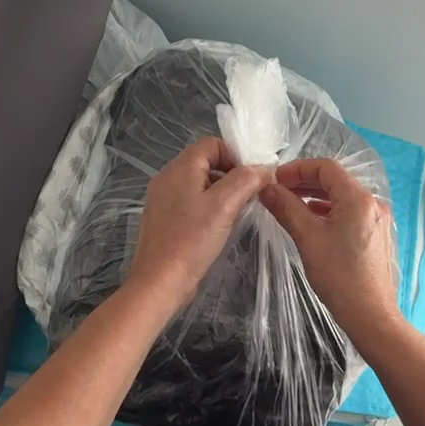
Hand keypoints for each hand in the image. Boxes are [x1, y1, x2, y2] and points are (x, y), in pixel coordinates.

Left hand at [126, 138, 265, 311]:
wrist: (160, 281)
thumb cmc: (192, 240)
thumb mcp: (224, 205)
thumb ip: (246, 180)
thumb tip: (264, 169)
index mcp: (180, 168)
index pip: (212, 144)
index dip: (237, 155)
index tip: (254, 178)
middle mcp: (168, 178)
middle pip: (206, 163)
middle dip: (232, 175)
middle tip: (250, 197)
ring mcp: (163, 200)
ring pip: (200, 184)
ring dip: (222, 194)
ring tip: (238, 213)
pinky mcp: (165, 220)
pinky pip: (191, 203)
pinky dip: (209, 208)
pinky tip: (220, 227)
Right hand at [258, 157, 402, 339]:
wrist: (370, 314)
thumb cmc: (339, 277)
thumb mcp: (308, 238)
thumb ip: (286, 208)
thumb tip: (267, 189)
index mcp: (359, 199)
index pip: (326, 167)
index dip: (297, 168)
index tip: (275, 179)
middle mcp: (373, 204)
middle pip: (335, 181)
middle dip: (304, 182)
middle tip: (278, 190)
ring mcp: (377, 220)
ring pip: (342, 198)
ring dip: (315, 197)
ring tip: (289, 204)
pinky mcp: (376, 236)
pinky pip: (349, 213)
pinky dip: (328, 212)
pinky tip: (310, 221)